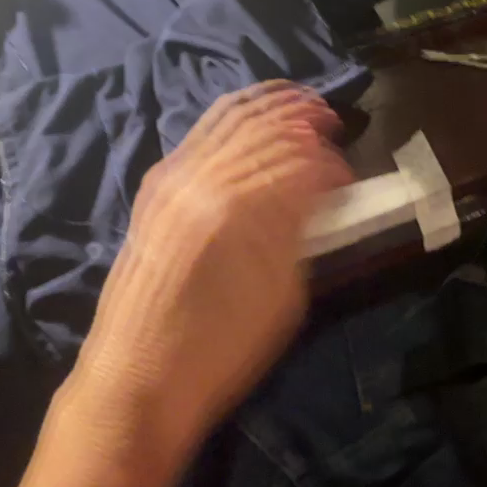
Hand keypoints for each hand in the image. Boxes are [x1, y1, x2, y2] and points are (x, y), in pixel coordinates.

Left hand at [70, 81, 352, 446]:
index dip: (334, 165)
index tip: (352, 180)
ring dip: (276, 106)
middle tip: (337, 130)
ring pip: (233, 116)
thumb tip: (320, 194)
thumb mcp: (282, 298)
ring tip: (308, 107)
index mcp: (241, 211)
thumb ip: (301, 233)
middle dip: (310, 122)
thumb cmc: (218, 353)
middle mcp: (203, 178)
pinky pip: (204, 129)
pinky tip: (261, 116)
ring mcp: (173, 175)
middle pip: (269, 128)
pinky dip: (238, 115)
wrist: (134, 380)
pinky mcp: (156, 183)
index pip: (302, 162)